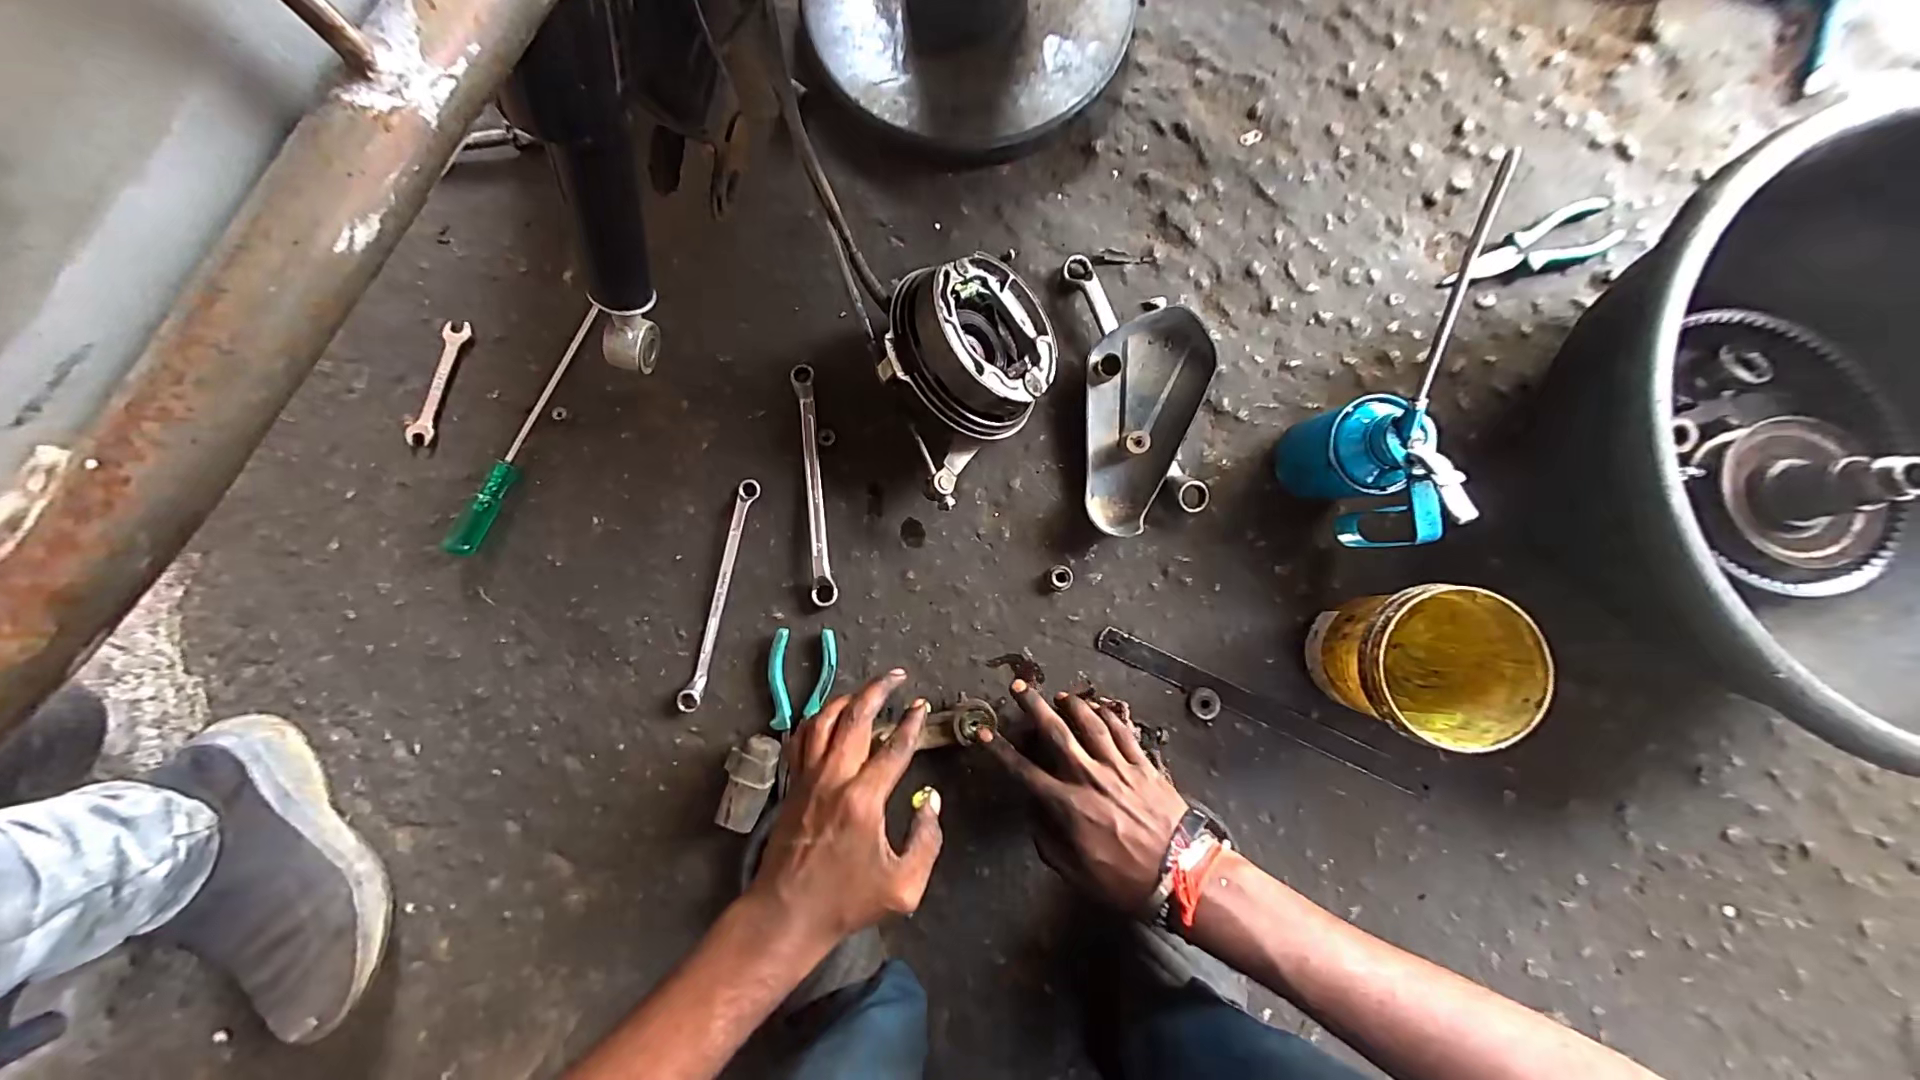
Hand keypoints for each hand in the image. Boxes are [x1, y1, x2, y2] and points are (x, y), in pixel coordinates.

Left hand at [747, 669, 943, 945]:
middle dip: (878, 689)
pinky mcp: (793, 785)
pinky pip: (802, 739)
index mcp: (863, 800)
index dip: (912, 723)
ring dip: (846, 698)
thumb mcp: (903, 886)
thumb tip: (931, 801)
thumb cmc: (845, 903)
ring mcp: (808, 779)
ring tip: (865, 690)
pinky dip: (816, 719)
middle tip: (896, 676)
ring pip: (823, 720)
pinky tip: (827, 717)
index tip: (921, 706)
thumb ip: (927, 840)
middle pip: (855, 717)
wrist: (785, 915)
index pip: (894, 748)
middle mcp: (833, 779)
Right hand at [982, 680, 1189, 916]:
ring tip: (1059, 696)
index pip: (1024, 771)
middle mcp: (1090, 778)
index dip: (1001, 750)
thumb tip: (1034, 815)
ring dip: (1072, 706)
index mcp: (1069, 805)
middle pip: (1056, 732)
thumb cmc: (1127, 880)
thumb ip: (1049, 842)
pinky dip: (1109, 716)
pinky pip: (1123, 732)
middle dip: (1033, 706)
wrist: (1181, 875)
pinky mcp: (1142, 766)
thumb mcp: (1077, 873)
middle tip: (1020, 687)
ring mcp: (1118, 768)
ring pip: (1090, 724)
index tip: (985, 734)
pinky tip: (1100, 709)